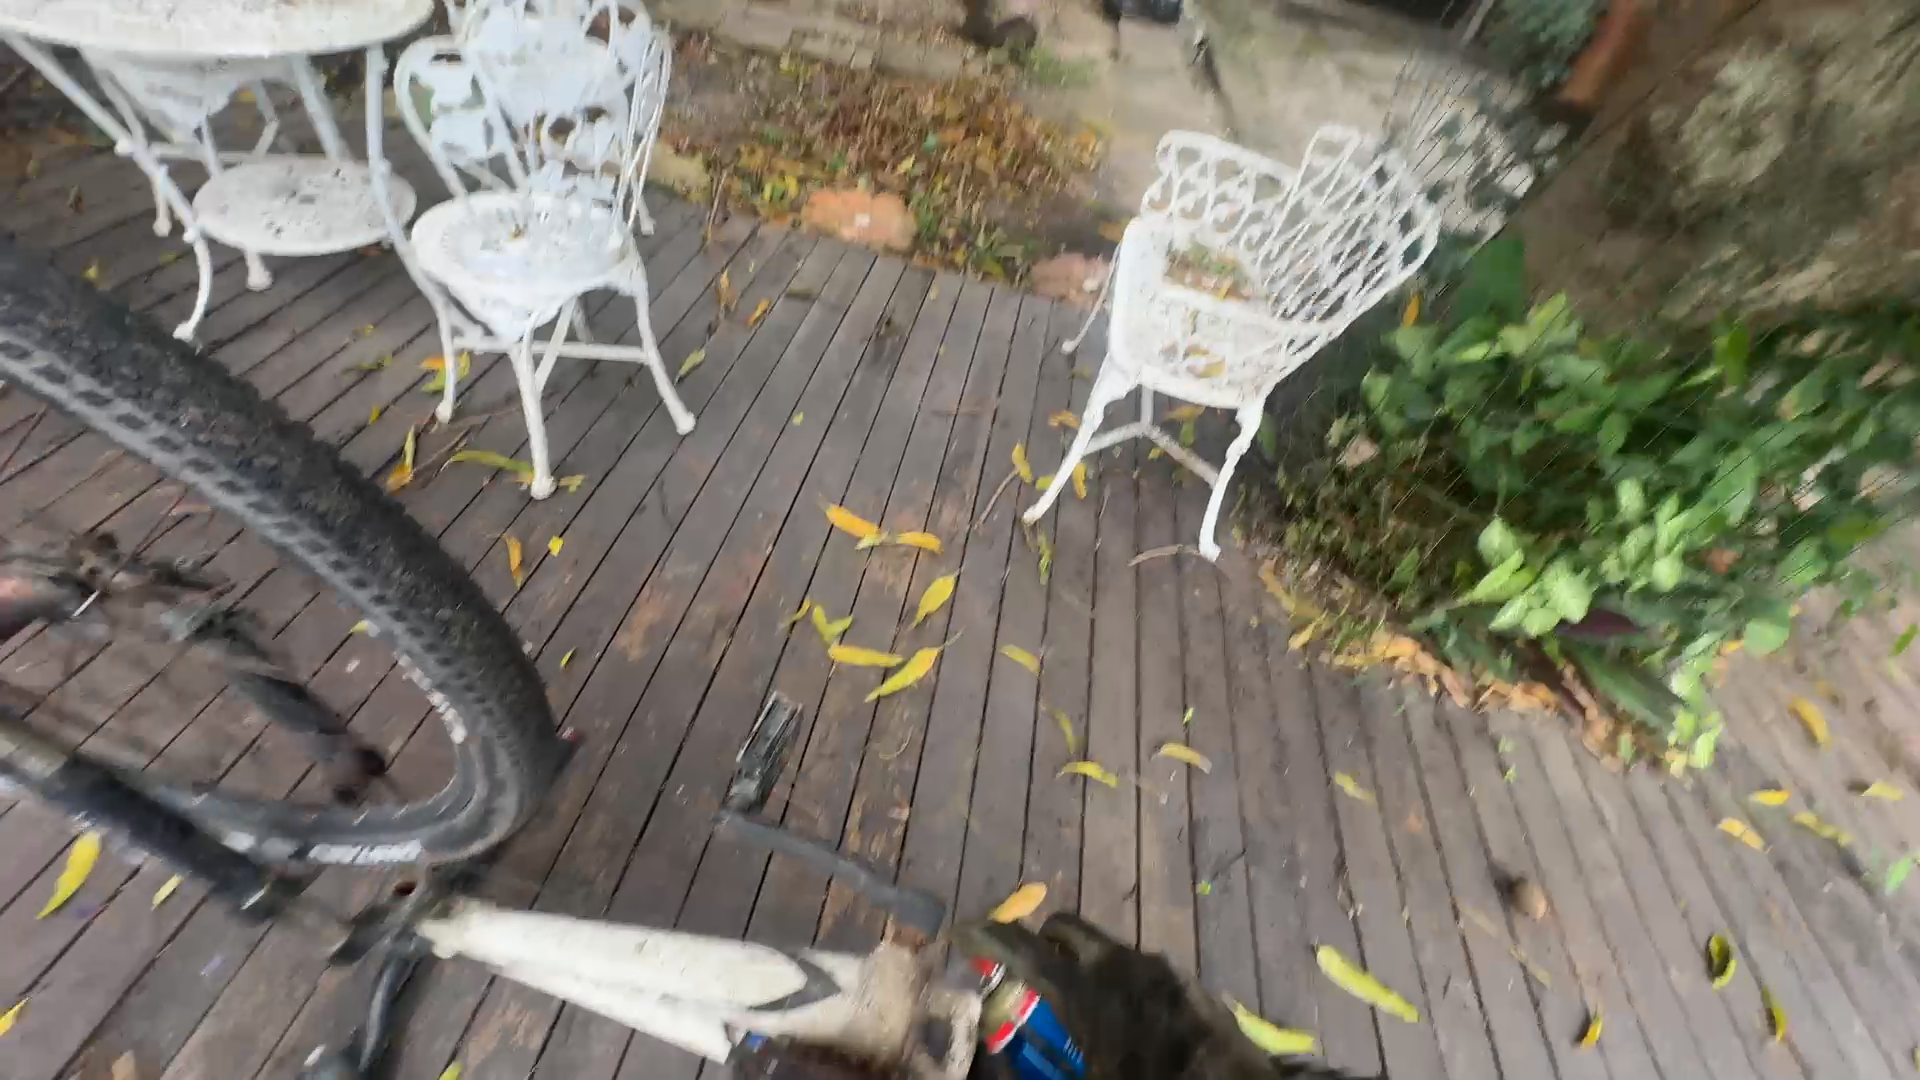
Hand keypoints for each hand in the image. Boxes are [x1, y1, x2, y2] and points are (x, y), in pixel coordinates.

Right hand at [956, 914, 1370, 1079]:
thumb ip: (1029, 1075)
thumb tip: (992, 1063)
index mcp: (1084, 991)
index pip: (1022, 948)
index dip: (988, 936)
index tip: (963, 930)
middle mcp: (1118, 965)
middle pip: (1066, 928)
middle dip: (1040, 939)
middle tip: (1023, 968)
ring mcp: (1157, 968)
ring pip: (1105, 948)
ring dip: (1082, 963)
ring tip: (1077, 1006)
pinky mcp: (1187, 983)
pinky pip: (1139, 969)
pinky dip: (1118, 981)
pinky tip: (1126, 1022)